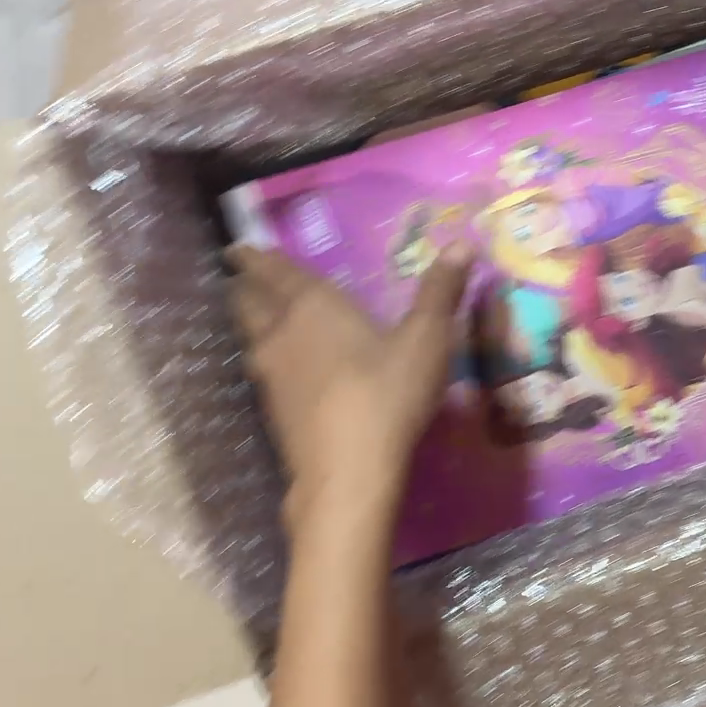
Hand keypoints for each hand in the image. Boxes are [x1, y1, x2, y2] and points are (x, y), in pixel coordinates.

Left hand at [229, 244, 473, 525]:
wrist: (349, 462)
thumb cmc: (390, 392)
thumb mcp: (428, 340)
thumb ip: (441, 294)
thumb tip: (462, 244)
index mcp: (314, 306)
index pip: (275, 270)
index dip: (259, 256)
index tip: (244, 246)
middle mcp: (281, 331)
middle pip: (248, 299)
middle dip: (248, 285)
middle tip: (250, 279)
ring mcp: (270, 372)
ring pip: (250, 335)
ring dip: (253, 322)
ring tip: (265, 320)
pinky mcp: (274, 407)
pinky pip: (264, 370)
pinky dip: (270, 360)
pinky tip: (289, 372)